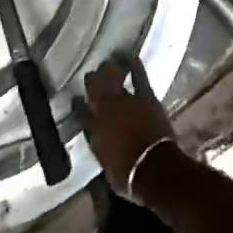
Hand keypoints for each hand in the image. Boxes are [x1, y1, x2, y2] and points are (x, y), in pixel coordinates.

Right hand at [82, 56, 177, 196]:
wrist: (154, 169)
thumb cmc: (128, 175)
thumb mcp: (106, 165)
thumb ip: (99, 146)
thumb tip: (95, 136)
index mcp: (94, 128)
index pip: (83, 113)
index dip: (80, 106)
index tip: (77, 100)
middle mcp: (105, 110)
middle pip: (95, 90)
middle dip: (92, 82)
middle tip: (90, 75)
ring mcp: (126, 101)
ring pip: (112, 80)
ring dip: (108, 72)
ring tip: (106, 65)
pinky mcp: (145, 98)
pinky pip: (139, 79)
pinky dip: (136, 68)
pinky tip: (133, 58)